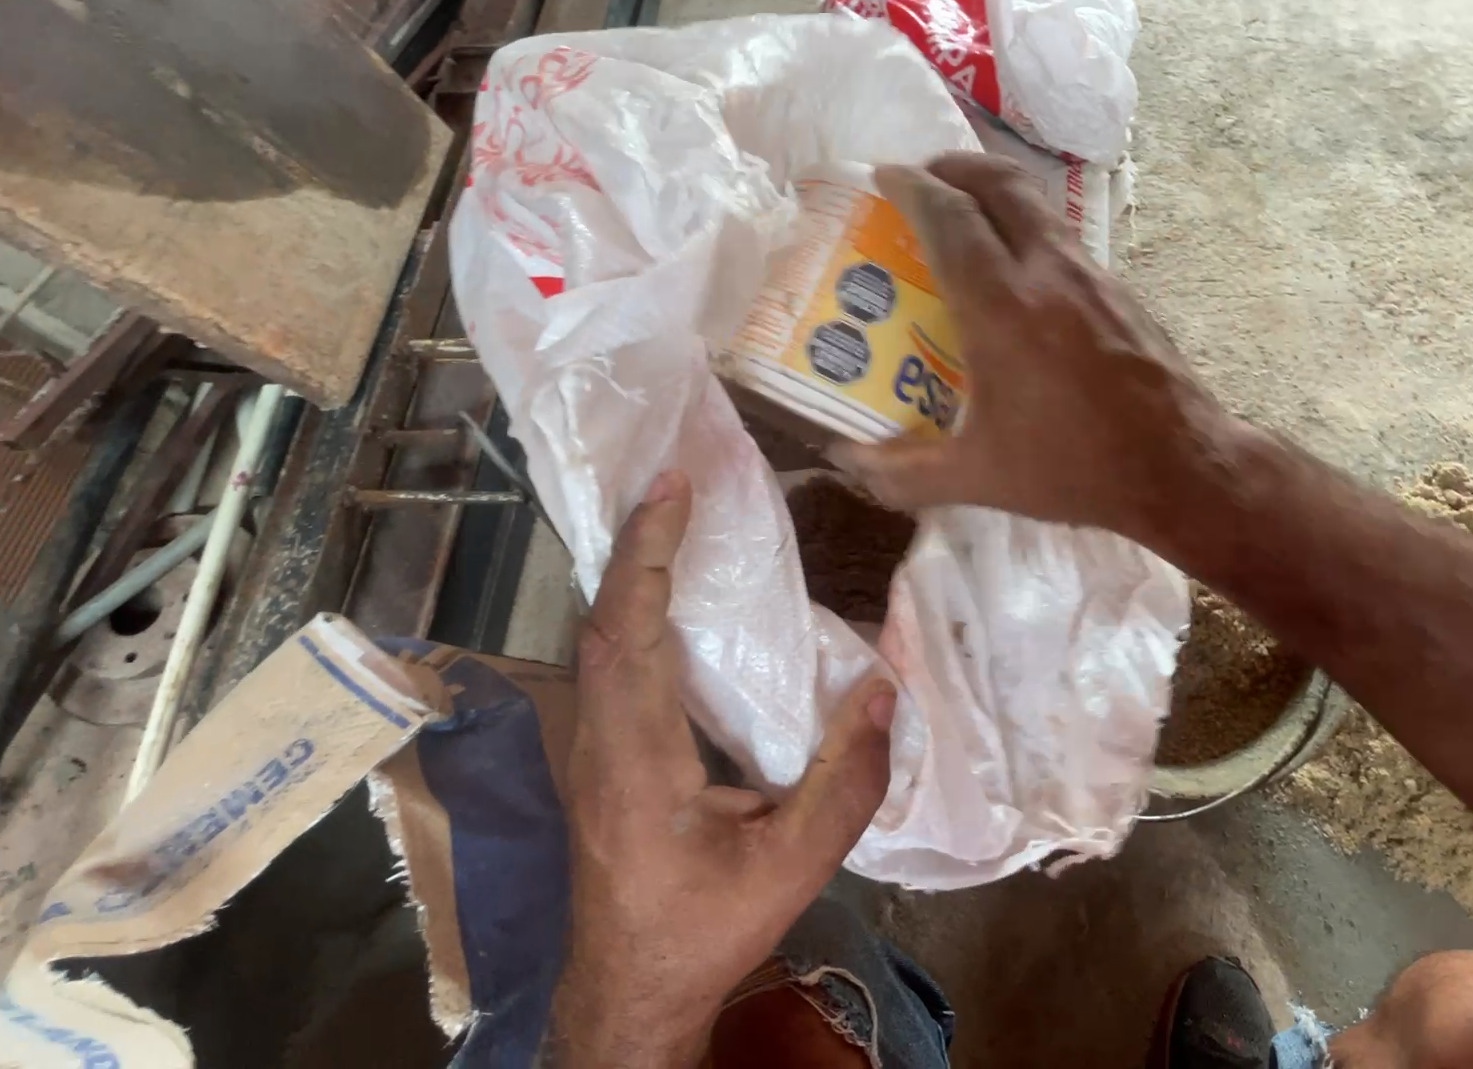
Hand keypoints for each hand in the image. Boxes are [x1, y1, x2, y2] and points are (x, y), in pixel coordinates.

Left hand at [549, 470, 896, 1067]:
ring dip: (629, 573)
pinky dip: (630, 610)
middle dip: (637, 544)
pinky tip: (663, 597)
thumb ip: (845, 781)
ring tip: (670, 522)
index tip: (673, 490)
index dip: (647, 555)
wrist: (631, 988)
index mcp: (637, 760)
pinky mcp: (599, 756)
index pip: (629, 634)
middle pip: (601, 622)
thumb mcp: (795, 867)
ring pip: (594, 640)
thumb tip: (883, 691)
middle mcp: (599, 741)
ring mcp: (589, 748)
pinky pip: (606, 663)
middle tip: (677, 485)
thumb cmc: (708, 928)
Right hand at [828, 153, 1236, 547]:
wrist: (1179, 467)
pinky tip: (1022, 280)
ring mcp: (1094, 276)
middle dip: (954, 168)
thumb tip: (848, 463)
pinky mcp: (1123, 293)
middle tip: (923, 181)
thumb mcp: (976, 478)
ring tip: (967, 219)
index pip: (948, 216)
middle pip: (998, 183)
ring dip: (995, 195)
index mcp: (1001, 306)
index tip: (883, 176)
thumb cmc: (1072, 469)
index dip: (910, 187)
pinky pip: (1065, 241)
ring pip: (1038, 206)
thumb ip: (903, 473)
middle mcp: (1048, 272)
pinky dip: (1030, 234)